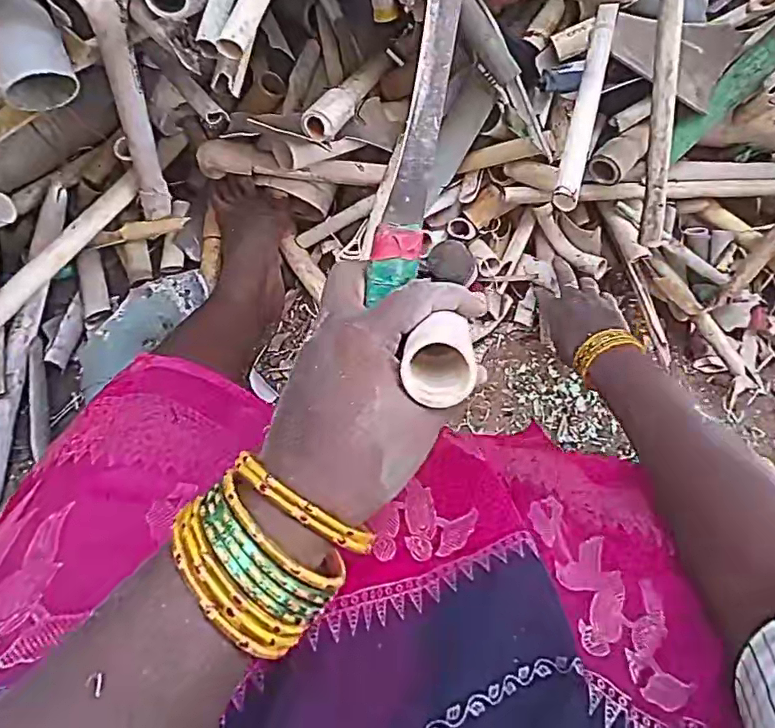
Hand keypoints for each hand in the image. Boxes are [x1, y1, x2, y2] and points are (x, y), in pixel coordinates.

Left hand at [258, 261, 485, 531]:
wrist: (299, 501)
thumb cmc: (364, 462)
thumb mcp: (421, 425)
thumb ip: (451, 388)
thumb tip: (476, 370)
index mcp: (363, 336)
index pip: (415, 294)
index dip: (452, 295)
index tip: (476, 309)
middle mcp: (333, 330)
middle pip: (354, 273)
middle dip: (390, 274)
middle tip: (422, 301)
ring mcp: (314, 347)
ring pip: (342, 300)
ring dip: (375, 303)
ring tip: (409, 334)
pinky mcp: (306, 368)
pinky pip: (337, 328)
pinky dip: (363, 330)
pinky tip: (385, 363)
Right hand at [537, 260, 628, 370]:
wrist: (604, 353)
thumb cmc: (578, 353)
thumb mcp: (559, 346)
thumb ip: (558, 334)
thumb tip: (559, 336)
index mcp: (555, 310)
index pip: (543, 294)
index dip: (540, 289)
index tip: (538, 286)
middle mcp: (572, 299)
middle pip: (565, 276)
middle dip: (560, 267)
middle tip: (557, 260)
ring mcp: (592, 298)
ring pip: (587, 281)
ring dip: (584, 281)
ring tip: (583, 280)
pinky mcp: (609, 303)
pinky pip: (605, 295)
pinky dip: (602, 297)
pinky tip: (603, 299)